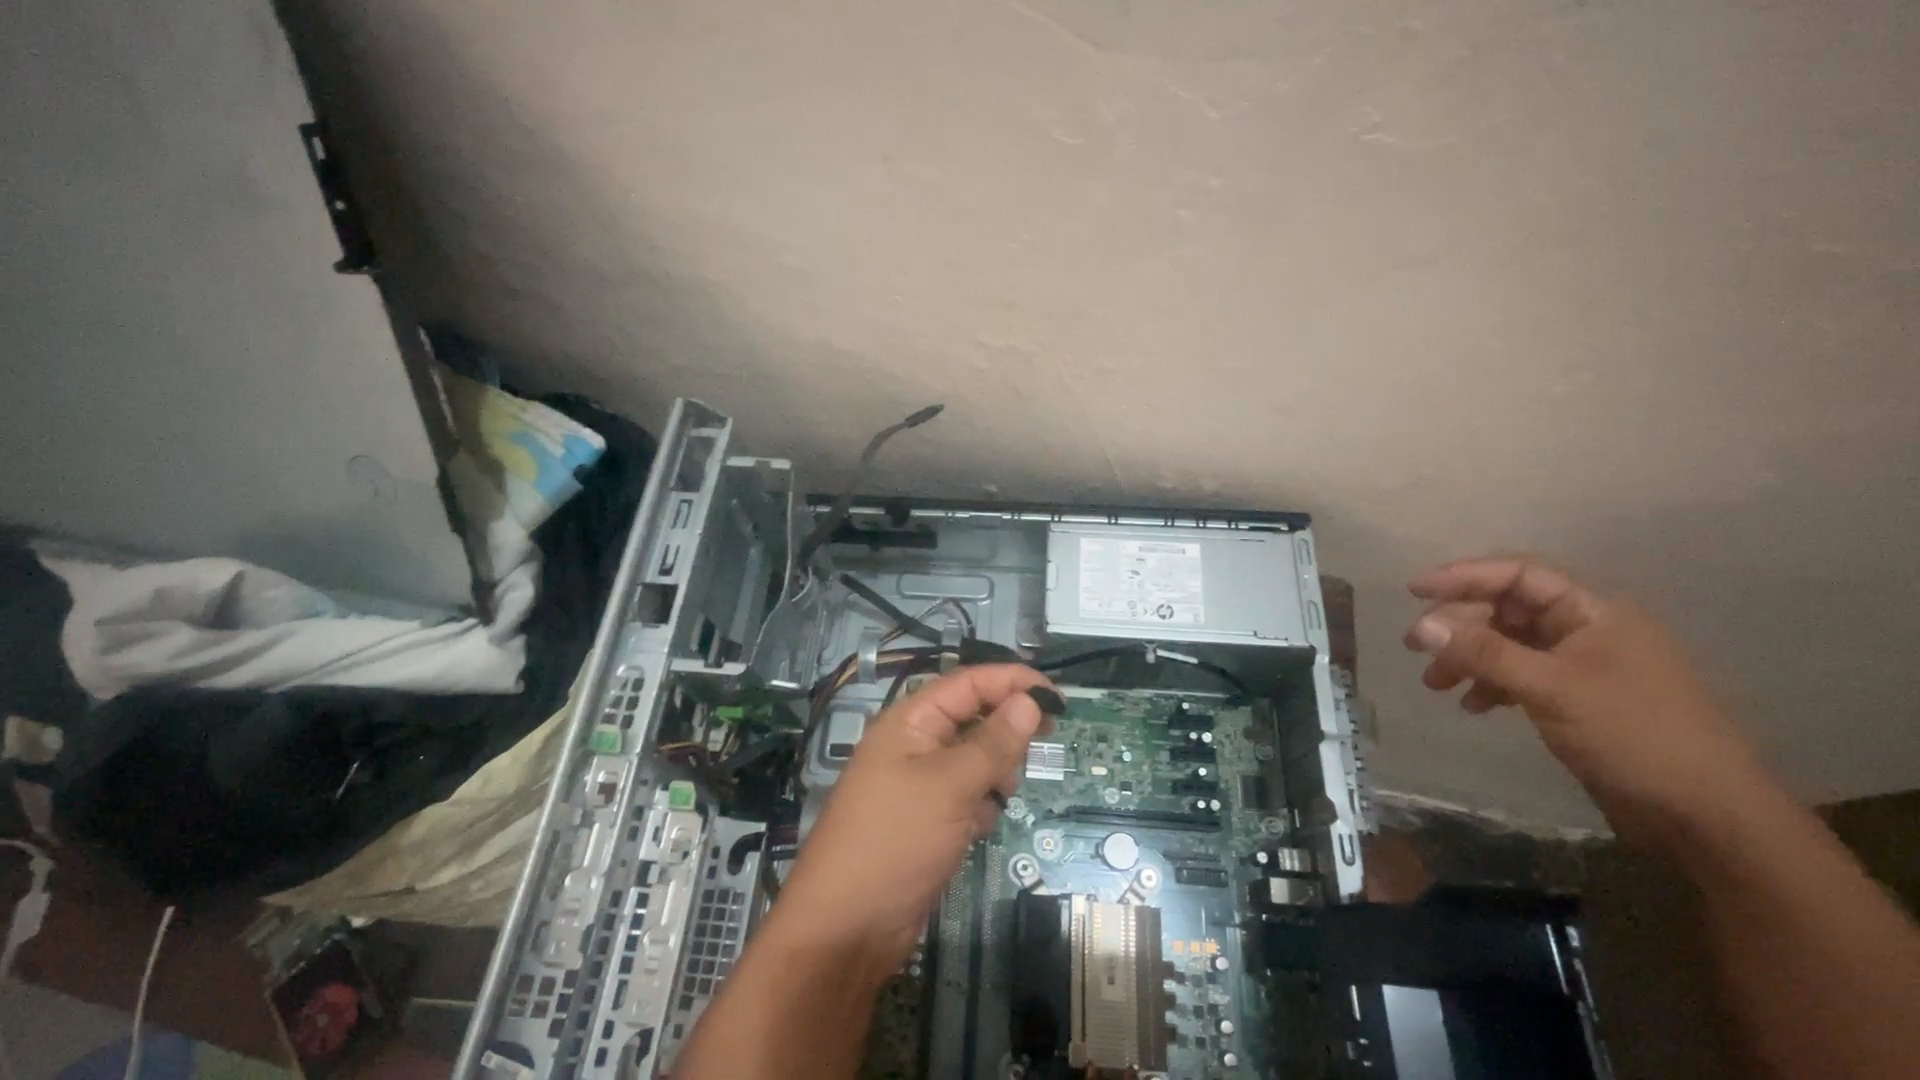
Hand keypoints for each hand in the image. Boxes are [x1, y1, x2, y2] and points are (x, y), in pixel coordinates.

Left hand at [771, 663, 1053, 965]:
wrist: (849, 926)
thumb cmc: (895, 841)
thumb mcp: (949, 785)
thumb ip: (993, 742)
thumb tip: (1030, 701)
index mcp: (909, 722)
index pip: (969, 684)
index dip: (1013, 682)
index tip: (1058, 698)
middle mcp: (914, 746)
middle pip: (975, 719)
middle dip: (1004, 737)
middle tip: (1026, 760)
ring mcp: (920, 786)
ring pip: (976, 762)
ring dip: (994, 777)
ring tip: (992, 801)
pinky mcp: (928, 821)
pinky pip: (969, 798)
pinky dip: (981, 809)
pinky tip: (976, 830)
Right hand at [1404, 556, 1772, 847]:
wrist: (1703, 812)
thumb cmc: (1633, 735)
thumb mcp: (1552, 688)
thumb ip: (1485, 653)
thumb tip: (1422, 625)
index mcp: (1594, 611)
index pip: (1519, 574)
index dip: (1464, 577)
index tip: (1414, 592)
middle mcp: (1588, 630)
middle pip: (1509, 609)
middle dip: (1460, 625)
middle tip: (1415, 647)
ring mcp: (1584, 666)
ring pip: (1511, 645)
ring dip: (1470, 659)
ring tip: (1435, 685)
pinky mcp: (1578, 700)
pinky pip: (1522, 677)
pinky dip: (1493, 686)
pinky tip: (1474, 707)